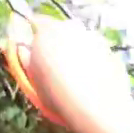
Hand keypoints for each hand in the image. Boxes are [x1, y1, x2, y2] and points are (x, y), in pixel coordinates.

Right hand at [4, 14, 133, 132]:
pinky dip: (93, 60)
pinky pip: (96, 51)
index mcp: (47, 30)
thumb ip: (26, 59)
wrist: (99, 110)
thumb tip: (23, 49)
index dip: (35, 35)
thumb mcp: (34, 79)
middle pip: (60, 29)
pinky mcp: (110, 50)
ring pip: (79, 39)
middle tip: (56, 64)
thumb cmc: (58, 93)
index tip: (35, 48)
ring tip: (76, 75)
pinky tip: (93, 80)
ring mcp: (93, 37)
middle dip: (57, 41)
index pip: (36, 22)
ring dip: (76, 49)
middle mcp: (70, 27)